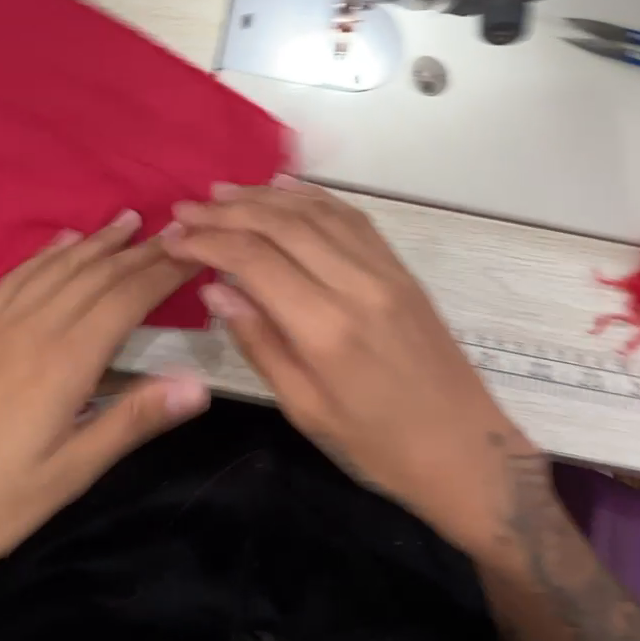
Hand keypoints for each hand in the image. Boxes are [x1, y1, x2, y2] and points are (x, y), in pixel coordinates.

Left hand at [0, 211, 209, 615]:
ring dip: (95, 243)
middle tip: (177, 229)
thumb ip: (132, 422)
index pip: (126, 300)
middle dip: (139, 251)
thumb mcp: (69, 474)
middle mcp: (32, 330)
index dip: (164, 272)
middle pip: (95, 276)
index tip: (198, 250)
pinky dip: (46, 255)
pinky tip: (60, 245)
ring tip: (127, 220)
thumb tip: (198, 384)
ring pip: (56, 269)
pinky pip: (16, 278)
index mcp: (64, 363)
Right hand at [161, 178, 532, 548]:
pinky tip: (284, 189)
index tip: (173, 237)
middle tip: (187, 207)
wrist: (465, 451)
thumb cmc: (377, 446)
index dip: (207, 242)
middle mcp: (356, 286)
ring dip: (265, 196)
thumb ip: (259, 343)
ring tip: (223, 192)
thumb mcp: (305, 409)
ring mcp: (385, 272)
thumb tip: (215, 289)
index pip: (253, 260)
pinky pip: (352, 218)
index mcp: (325, 329)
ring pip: (316, 212)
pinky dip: (313, 197)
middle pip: (281, 225)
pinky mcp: (402, 270)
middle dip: (227, 211)